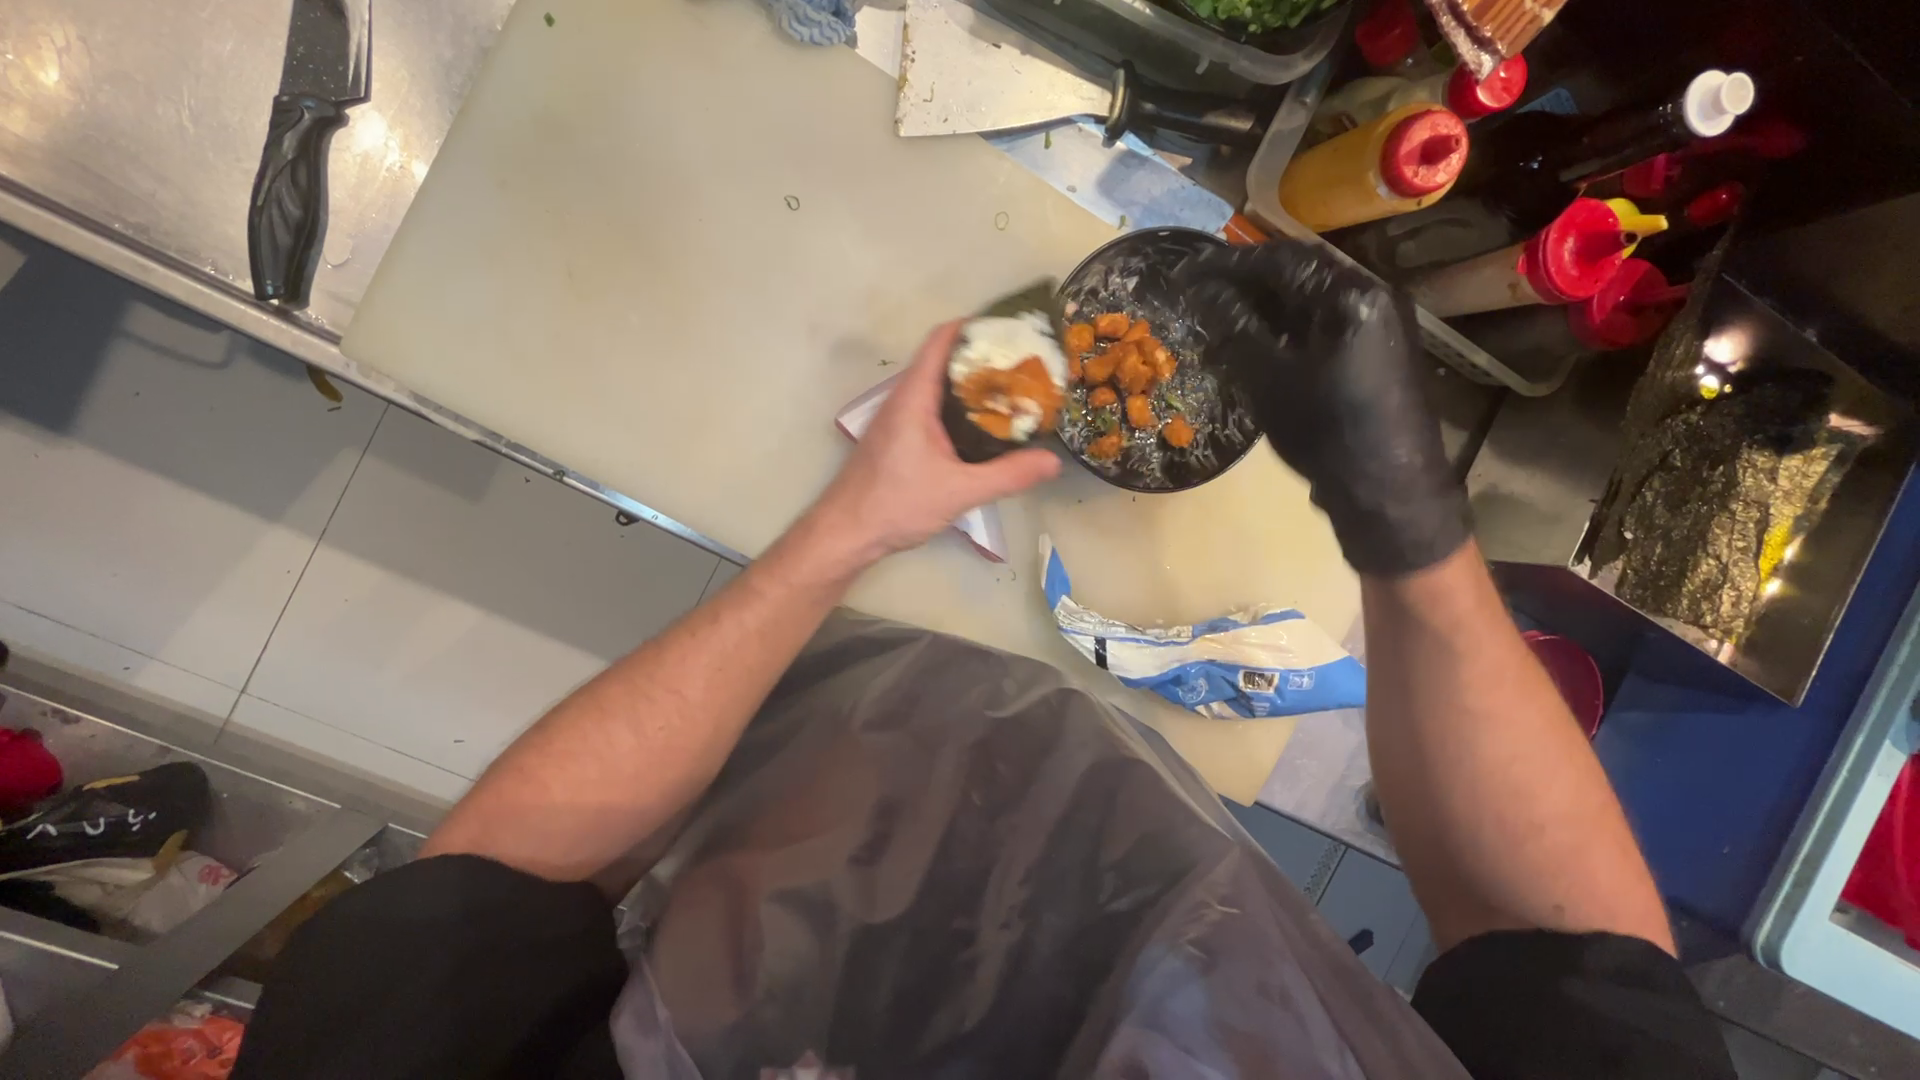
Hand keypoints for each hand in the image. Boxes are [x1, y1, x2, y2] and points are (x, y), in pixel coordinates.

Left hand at [809, 322, 1060, 568]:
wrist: (846, 533)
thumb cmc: (895, 504)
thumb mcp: (959, 491)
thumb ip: (1008, 475)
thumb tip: (1053, 462)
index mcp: (914, 397)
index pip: (942, 340)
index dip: (975, 327)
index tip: (1012, 331)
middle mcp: (904, 399)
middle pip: (945, 361)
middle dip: (984, 359)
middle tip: (1025, 366)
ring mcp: (899, 419)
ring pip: (940, 388)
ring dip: (972, 387)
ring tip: (1014, 393)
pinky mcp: (899, 439)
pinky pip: (934, 410)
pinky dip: (960, 410)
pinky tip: (985, 429)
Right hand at [1176, 239, 1468, 576]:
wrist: (1387, 489)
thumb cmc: (1325, 431)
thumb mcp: (1268, 377)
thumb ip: (1234, 325)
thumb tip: (1201, 288)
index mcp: (1350, 294)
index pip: (1279, 260)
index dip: (1227, 264)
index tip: (1186, 270)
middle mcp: (1372, 295)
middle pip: (1299, 273)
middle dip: (1246, 279)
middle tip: (1200, 290)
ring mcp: (1379, 323)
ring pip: (1310, 299)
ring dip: (1264, 303)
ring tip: (1220, 315)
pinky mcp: (1376, 350)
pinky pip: (1323, 323)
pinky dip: (1286, 325)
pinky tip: (1256, 340)